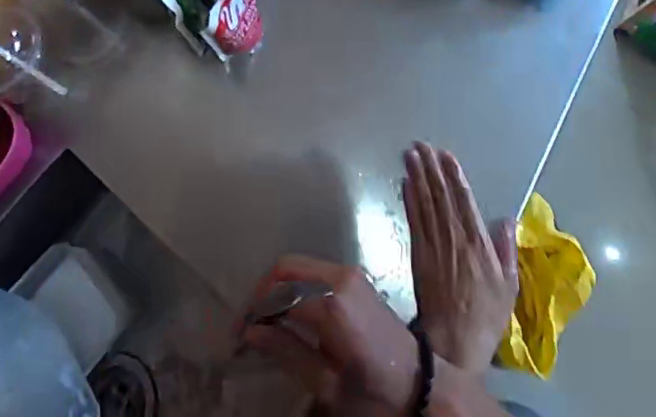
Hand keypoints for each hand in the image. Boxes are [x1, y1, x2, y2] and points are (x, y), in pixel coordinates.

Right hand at [241, 256, 419, 413]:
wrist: (419, 381)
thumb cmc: (373, 391)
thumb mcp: (326, 384)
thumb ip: (287, 353)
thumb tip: (251, 334)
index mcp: (333, 304)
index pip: (278, 294)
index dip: (252, 313)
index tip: (236, 341)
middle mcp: (341, 277)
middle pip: (286, 267)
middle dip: (260, 294)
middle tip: (246, 329)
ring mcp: (350, 272)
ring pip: (299, 265)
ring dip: (276, 288)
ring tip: (262, 324)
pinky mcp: (354, 276)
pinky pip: (314, 271)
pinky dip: (293, 286)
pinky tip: (286, 315)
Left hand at [404, 143, 518, 372]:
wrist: (454, 345)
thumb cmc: (486, 316)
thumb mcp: (509, 285)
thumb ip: (507, 249)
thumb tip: (507, 218)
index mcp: (478, 243)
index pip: (464, 200)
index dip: (454, 175)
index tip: (445, 155)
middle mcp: (454, 238)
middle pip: (440, 196)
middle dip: (430, 168)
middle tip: (421, 145)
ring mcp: (434, 246)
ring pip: (425, 203)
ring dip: (417, 176)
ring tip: (410, 154)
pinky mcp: (418, 256)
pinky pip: (413, 221)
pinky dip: (409, 200)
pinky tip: (405, 183)